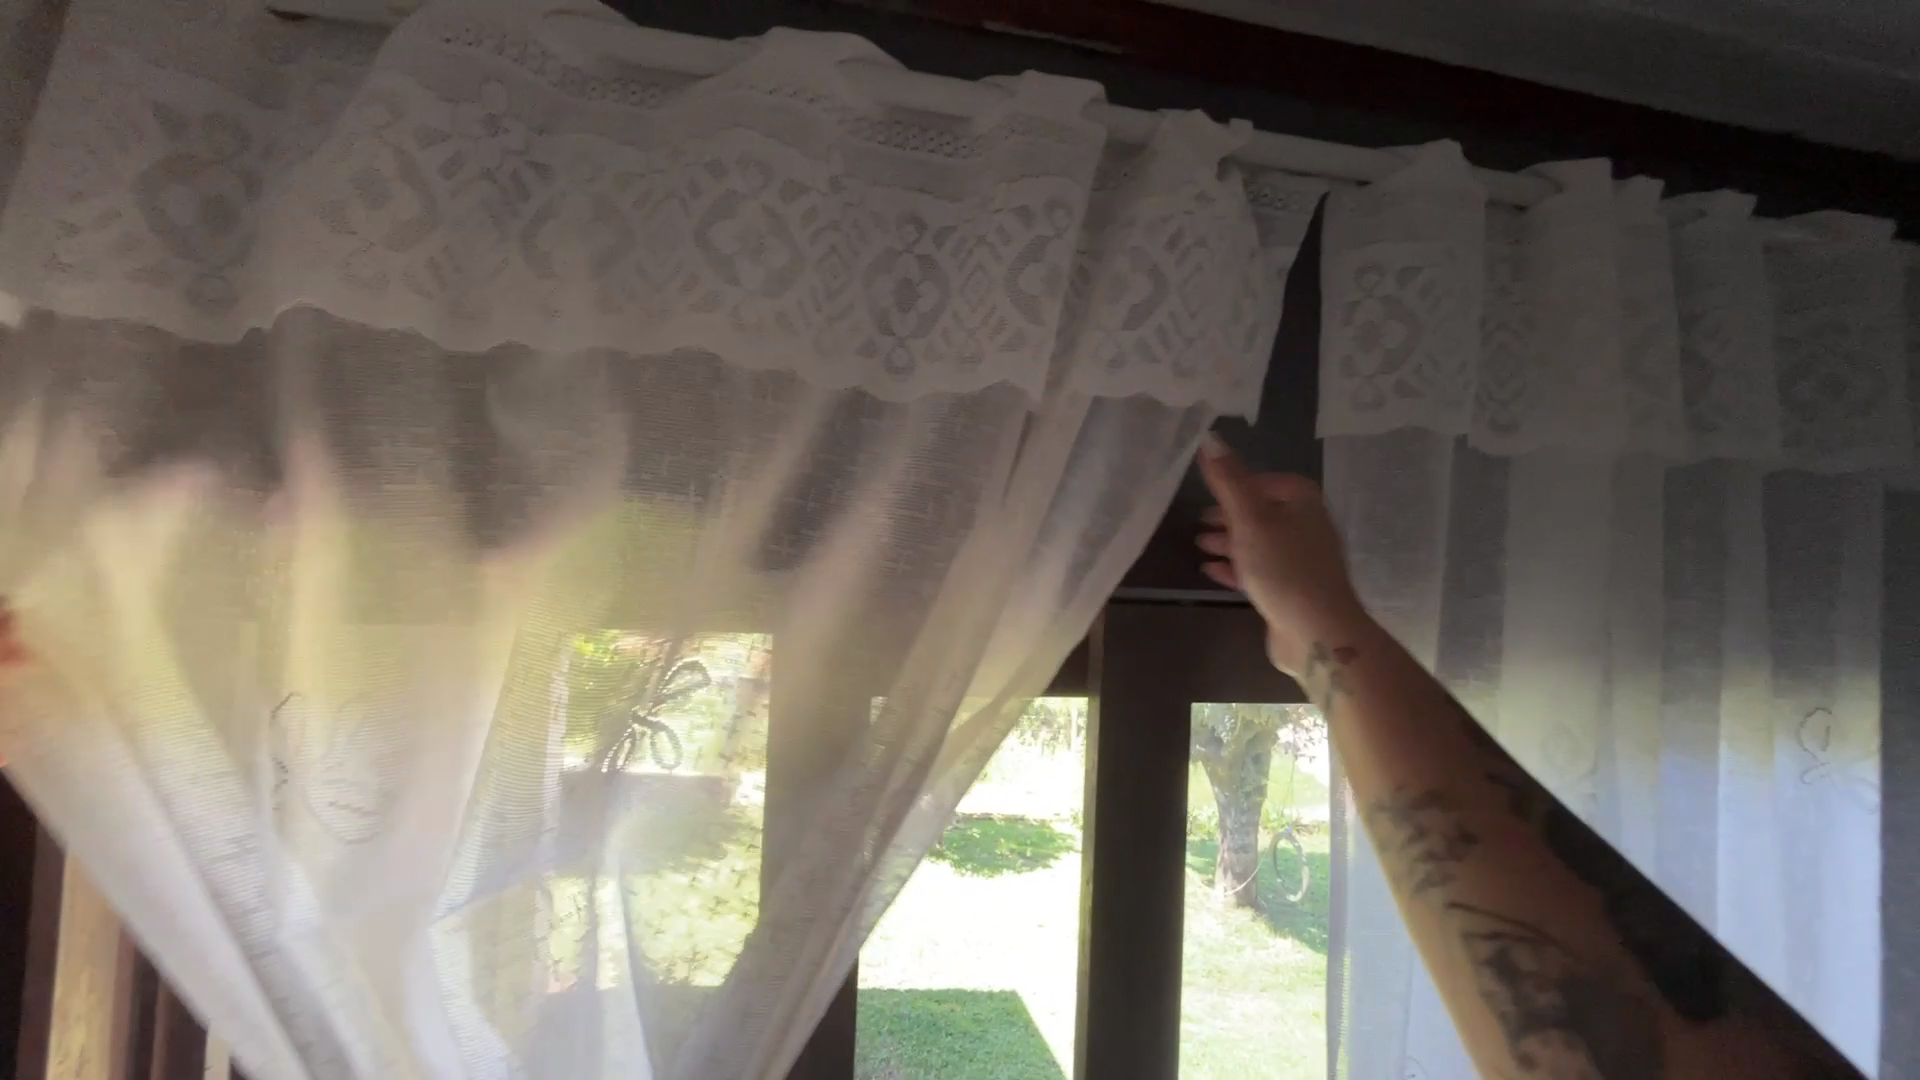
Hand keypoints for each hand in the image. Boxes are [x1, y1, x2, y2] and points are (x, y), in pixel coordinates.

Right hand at [1194, 434, 1368, 674]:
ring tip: (1199, 545)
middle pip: (1260, 511)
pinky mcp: (1291, 588)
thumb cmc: (1282, 567)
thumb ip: (1228, 480)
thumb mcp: (1249, 518)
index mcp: (1300, 501)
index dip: (1235, 483)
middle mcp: (1305, 525)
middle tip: (1198, 520)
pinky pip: (1258, 569)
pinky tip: (1211, 571)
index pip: (1264, 480)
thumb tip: (1209, 436)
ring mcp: (1300, 559)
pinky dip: (1235, 567)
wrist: (1316, 630)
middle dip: (1228, 515)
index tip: (1206, 490)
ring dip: (1229, 541)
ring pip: (1258, 542)